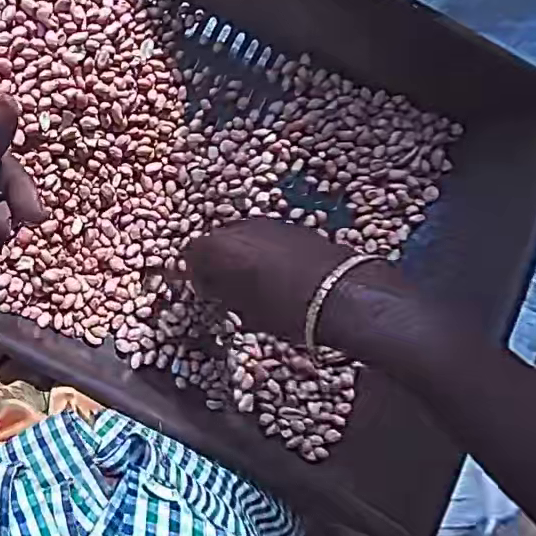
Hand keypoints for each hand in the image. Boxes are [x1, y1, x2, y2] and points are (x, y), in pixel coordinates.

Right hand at [185, 217, 449, 377]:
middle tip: (226, 288)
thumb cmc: (287, 310)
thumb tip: (212, 287)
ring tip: (255, 284)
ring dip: (243, 257)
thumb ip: (220, 293)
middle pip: (216, 241)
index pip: (190, 253)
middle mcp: (241, 226)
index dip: (195, 274)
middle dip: (218, 262)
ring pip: (243, 238)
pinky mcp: (295, 227)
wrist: (346, 297)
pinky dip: (266, 254)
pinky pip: (267, 239)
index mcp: (220, 245)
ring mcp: (270, 223)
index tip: (205, 292)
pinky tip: (279, 276)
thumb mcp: (243, 311)